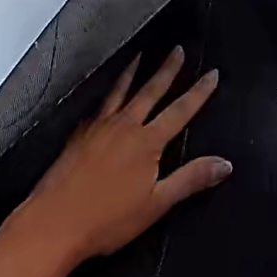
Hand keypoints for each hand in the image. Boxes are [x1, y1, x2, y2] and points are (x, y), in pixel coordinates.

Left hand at [13, 48, 230, 264]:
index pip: (181, 110)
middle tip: (177, 50)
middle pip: (151, 91)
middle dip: (167, 70)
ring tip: (139, 55)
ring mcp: (98, 129)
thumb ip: (191, 179)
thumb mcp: (156, 203)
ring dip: (133, 72)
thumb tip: (225, 164)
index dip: (199, 92)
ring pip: (120, 92)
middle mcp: (125, 127)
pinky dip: (105, 95)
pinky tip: (104, 95)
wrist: (50, 226)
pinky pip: (97, 107)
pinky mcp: (77, 137)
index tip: (212, 73)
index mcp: (147, 142)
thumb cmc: (106, 220)